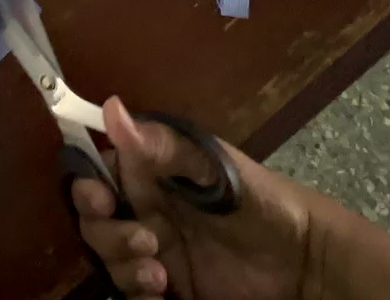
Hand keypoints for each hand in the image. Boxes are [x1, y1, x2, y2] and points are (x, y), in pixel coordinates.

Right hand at [73, 98, 315, 299]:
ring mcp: (153, 252)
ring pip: (109, 260)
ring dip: (124, 267)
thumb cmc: (254, 197)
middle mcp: (139, 210)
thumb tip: (110, 108)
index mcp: (142, 173)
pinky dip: (137, 296)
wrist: (304, 260)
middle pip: (93, 222)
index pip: (93, 176)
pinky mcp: (170, 289)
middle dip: (107, 234)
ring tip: (160, 275)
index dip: (86, 188)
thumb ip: (158, 143)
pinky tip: (162, 294)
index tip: (101, 200)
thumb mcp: (207, 165)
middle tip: (146, 242)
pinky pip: (133, 294)